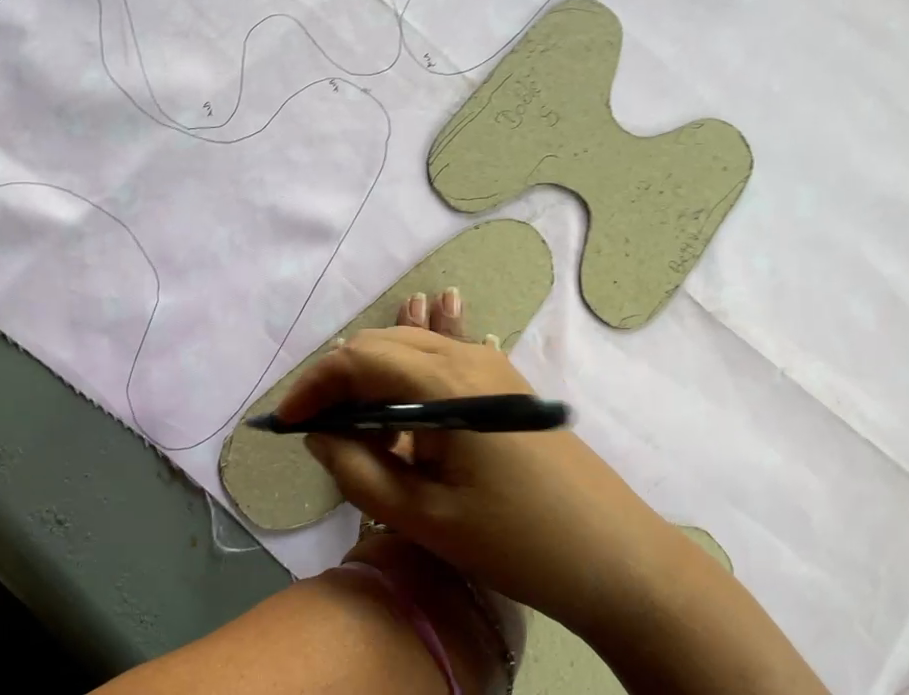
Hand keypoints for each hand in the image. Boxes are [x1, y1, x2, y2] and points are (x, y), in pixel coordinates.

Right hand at [276, 289, 683, 631]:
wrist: (623, 564)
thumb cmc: (519, 544)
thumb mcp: (424, 519)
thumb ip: (356, 470)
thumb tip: (318, 433)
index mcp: (445, 384)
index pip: (356, 360)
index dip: (313, 386)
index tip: (286, 422)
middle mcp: (467, 358)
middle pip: (379, 345)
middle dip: (337, 379)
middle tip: (315, 426)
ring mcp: (492, 367)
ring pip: (408, 348)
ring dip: (370, 377)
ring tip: (350, 424)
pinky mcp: (505, 385)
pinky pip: (439, 361)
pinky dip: (403, 379)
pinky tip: (396, 408)